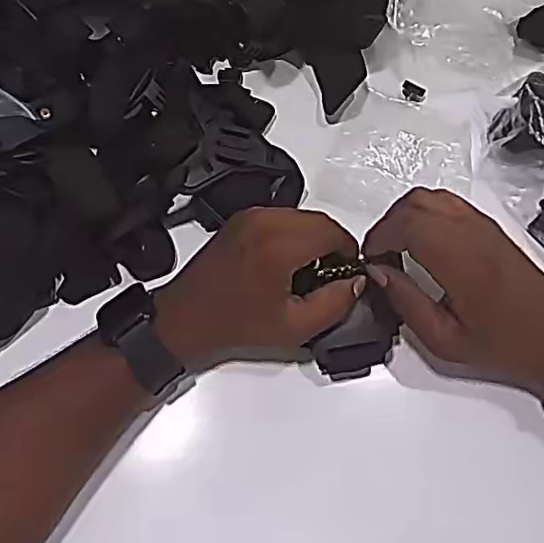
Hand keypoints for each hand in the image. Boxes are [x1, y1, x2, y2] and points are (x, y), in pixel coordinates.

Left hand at [153, 207, 362, 369]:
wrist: (187, 317)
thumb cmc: (230, 322)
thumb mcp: (295, 326)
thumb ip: (335, 304)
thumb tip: (355, 285)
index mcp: (276, 244)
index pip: (332, 231)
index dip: (349, 252)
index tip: (350, 271)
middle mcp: (261, 222)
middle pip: (318, 220)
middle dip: (333, 244)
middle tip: (334, 273)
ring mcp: (248, 217)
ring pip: (300, 216)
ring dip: (313, 238)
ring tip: (310, 272)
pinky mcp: (240, 220)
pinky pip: (279, 217)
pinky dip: (293, 234)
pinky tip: (288, 263)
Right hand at [363, 188, 543, 397]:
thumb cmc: (508, 343)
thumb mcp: (444, 339)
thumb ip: (405, 302)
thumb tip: (379, 274)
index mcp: (459, 259)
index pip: (405, 224)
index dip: (379, 237)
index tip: (372, 258)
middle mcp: (471, 234)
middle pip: (413, 204)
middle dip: (388, 225)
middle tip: (381, 253)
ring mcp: (482, 226)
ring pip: (429, 197)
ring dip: (405, 216)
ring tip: (398, 245)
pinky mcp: (489, 226)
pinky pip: (446, 202)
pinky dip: (424, 213)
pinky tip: (422, 240)